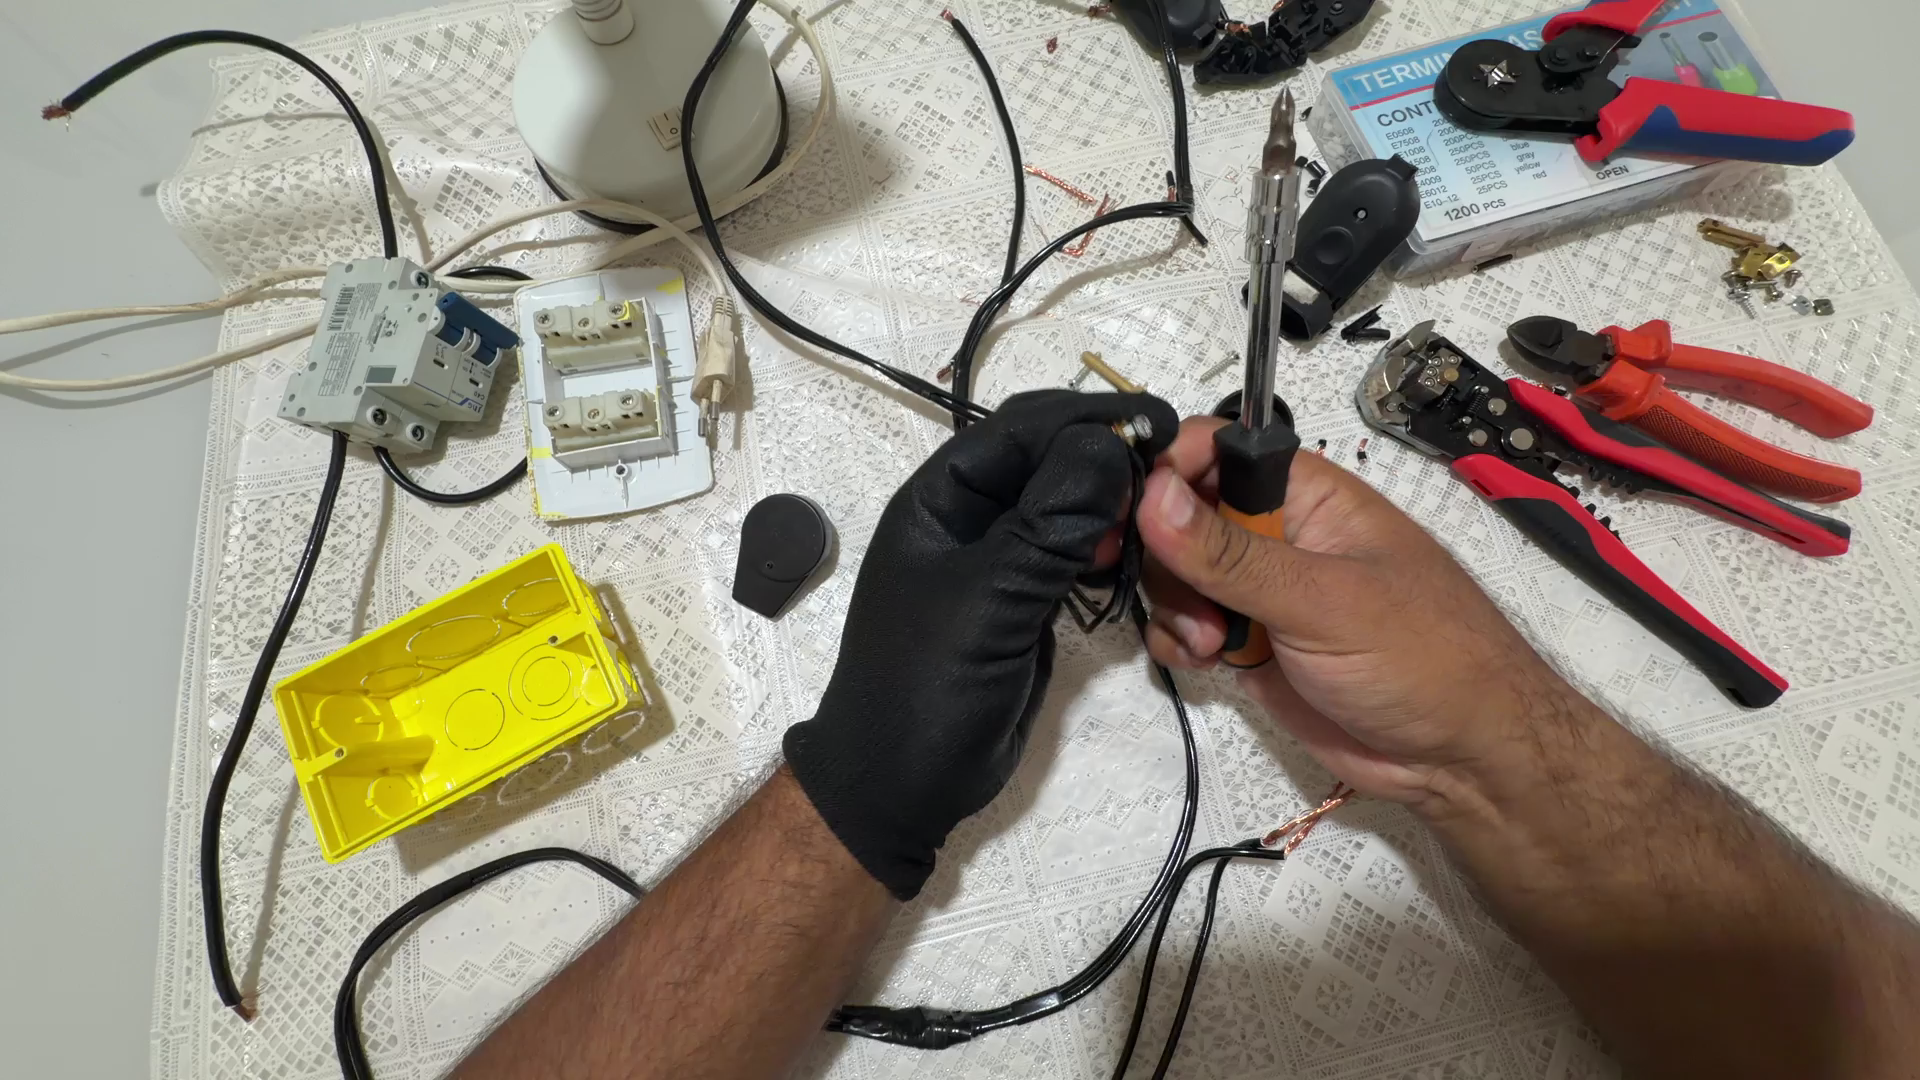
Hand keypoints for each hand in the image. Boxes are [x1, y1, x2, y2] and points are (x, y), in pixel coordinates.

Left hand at [785, 390, 1178, 898]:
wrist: (904, 780)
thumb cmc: (926, 685)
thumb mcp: (987, 600)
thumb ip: (1047, 525)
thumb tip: (1108, 443)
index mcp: (940, 498)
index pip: (1019, 429)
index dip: (1086, 418)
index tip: (1160, 423)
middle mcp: (969, 516)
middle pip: (1044, 460)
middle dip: (1102, 457)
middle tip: (1169, 471)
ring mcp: (997, 558)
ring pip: (1062, 505)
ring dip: (1108, 503)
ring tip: (1155, 515)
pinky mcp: (1022, 595)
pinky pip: (1069, 552)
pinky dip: (1103, 547)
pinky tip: (1130, 556)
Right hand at [1136, 416, 1579, 808]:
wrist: (1458, 762)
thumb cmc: (1418, 658)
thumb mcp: (1322, 600)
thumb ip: (1230, 554)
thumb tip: (1151, 494)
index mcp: (1302, 494)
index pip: (1212, 449)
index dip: (1163, 469)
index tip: (1128, 511)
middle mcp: (1269, 531)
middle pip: (1175, 514)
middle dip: (1164, 557)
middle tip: (1174, 595)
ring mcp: (1252, 588)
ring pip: (1171, 572)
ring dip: (1172, 606)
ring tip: (1210, 643)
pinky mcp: (1240, 637)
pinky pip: (1179, 621)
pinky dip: (1176, 640)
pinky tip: (1203, 661)